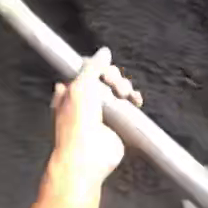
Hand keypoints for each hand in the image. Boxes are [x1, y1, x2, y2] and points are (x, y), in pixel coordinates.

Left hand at [47, 48, 139, 196]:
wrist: (85, 156)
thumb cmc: (76, 122)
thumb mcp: (81, 86)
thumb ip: (93, 66)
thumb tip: (105, 51)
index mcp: (72, 90)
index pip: (88, 68)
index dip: (98, 66)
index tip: (103, 70)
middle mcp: (87, 99)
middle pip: (106, 77)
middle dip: (114, 77)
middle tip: (114, 84)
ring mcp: (103, 111)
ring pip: (119, 88)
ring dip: (125, 87)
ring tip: (125, 94)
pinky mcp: (117, 122)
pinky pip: (129, 104)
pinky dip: (134, 99)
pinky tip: (136, 101)